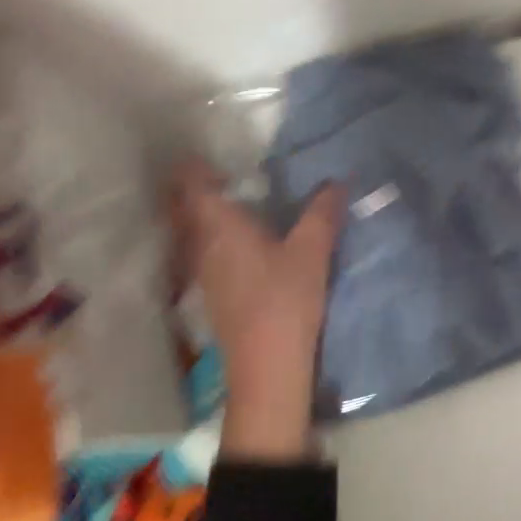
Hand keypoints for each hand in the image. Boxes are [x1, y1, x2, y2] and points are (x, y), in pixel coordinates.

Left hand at [173, 164, 342, 462]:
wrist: (267, 364)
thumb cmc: (285, 299)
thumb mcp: (312, 252)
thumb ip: (322, 214)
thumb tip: (336, 181)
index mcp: (219, 225)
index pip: (191, 184)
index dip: (195, 167)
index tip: (213, 157)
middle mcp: (200, 245)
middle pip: (184, 209)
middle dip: (197, 191)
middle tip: (225, 178)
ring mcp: (201, 272)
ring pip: (192, 233)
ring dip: (206, 218)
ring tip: (237, 209)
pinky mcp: (211, 295)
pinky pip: (203, 254)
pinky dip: (215, 242)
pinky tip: (242, 248)